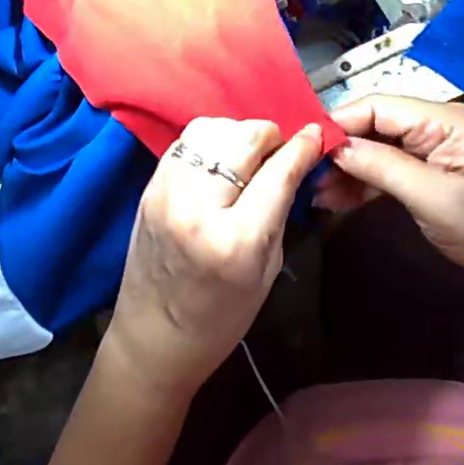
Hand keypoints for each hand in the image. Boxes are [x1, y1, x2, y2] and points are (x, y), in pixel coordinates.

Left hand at [105, 118, 325, 397]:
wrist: (153, 336)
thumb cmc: (222, 317)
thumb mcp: (268, 268)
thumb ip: (280, 208)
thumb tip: (295, 159)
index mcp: (236, 240)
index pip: (278, 173)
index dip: (302, 147)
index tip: (315, 134)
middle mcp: (197, 207)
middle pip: (243, 138)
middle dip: (269, 137)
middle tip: (276, 154)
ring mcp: (166, 192)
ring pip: (211, 128)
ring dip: (237, 135)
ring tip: (245, 156)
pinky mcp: (148, 186)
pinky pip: (184, 141)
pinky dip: (208, 141)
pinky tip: (218, 161)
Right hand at [317, 95, 463, 290]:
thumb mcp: (436, 199)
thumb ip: (383, 167)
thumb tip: (334, 147)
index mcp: (443, 119)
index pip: (376, 107)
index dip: (338, 123)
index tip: (302, 148)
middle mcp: (435, 126)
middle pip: (373, 127)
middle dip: (338, 150)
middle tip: (303, 177)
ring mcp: (434, 150)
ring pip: (376, 150)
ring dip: (347, 170)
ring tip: (314, 194)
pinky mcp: (433, 174)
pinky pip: (389, 170)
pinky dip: (364, 184)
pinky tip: (336, 200)